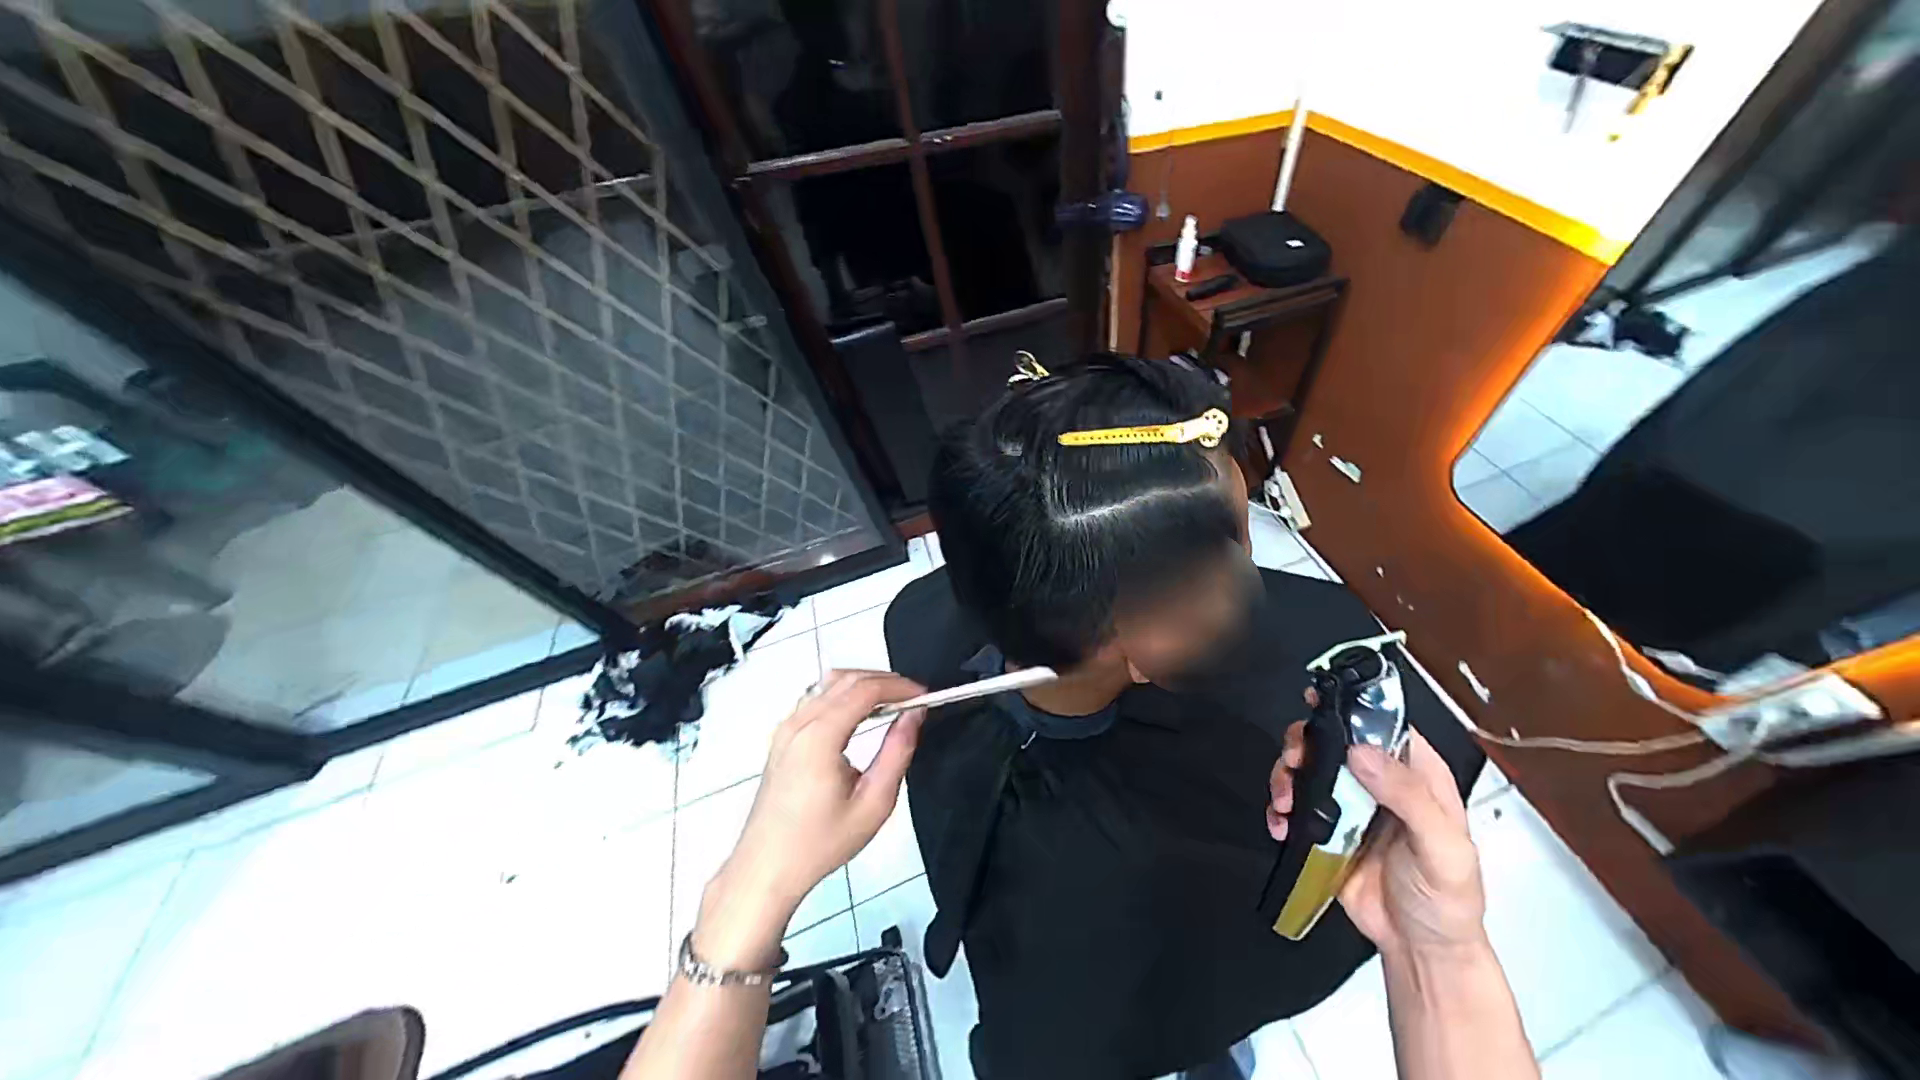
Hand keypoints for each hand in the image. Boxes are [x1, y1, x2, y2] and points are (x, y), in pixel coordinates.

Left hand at [694, 670, 926, 967]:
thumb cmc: (821, 843)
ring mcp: (786, 728)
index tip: (925, 696)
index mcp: (820, 736)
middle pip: (847, 678)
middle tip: (914, 699)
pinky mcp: (782, 737)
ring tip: (893, 703)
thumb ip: (897, 752)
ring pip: (829, 683)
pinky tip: (861, 715)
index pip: (865, 689)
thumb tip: (914, 716)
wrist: (767, 868)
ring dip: (863, 684)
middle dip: (885, 681)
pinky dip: (843, 694)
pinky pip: (815, 698)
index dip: (900, 686)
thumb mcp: (874, 804)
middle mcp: (799, 723)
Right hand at [1268, 692, 1486, 958]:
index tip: (1318, 703)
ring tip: (1287, 803)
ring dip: (1285, 776)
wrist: (1418, 947)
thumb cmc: (1447, 898)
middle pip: (1331, 736)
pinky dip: (1279, 807)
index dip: (1349, 706)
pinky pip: (1292, 800)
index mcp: (1415, 773)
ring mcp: (1347, 800)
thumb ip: (1408, 798)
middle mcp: (1378, 779)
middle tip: (1295, 761)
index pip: (1381, 722)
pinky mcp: (1322, 823)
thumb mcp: (1443, 848)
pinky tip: (1283, 824)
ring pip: (1305, 764)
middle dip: (1303, 743)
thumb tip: (1362, 752)